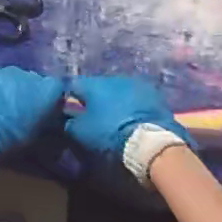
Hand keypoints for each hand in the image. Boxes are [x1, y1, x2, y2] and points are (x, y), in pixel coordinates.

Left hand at [0, 66, 65, 176]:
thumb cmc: (15, 139)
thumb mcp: (43, 139)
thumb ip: (54, 126)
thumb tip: (58, 123)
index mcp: (48, 89)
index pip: (57, 89)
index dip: (52, 100)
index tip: (46, 111)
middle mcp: (30, 74)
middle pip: (34, 81)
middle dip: (30, 93)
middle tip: (22, 110)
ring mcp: (6, 70)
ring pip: (13, 78)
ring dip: (11, 88)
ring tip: (2, 106)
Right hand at [66, 76, 193, 179]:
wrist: (152, 144)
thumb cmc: (110, 135)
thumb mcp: (81, 133)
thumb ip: (69, 122)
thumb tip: (65, 118)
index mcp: (93, 84)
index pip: (73, 85)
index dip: (70, 98)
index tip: (71, 111)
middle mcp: (113, 78)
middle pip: (97, 87)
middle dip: (95, 100)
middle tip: (94, 116)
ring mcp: (136, 85)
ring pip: (118, 91)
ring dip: (115, 101)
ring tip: (116, 118)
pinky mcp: (156, 95)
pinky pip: (137, 99)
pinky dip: (132, 107)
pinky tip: (133, 119)